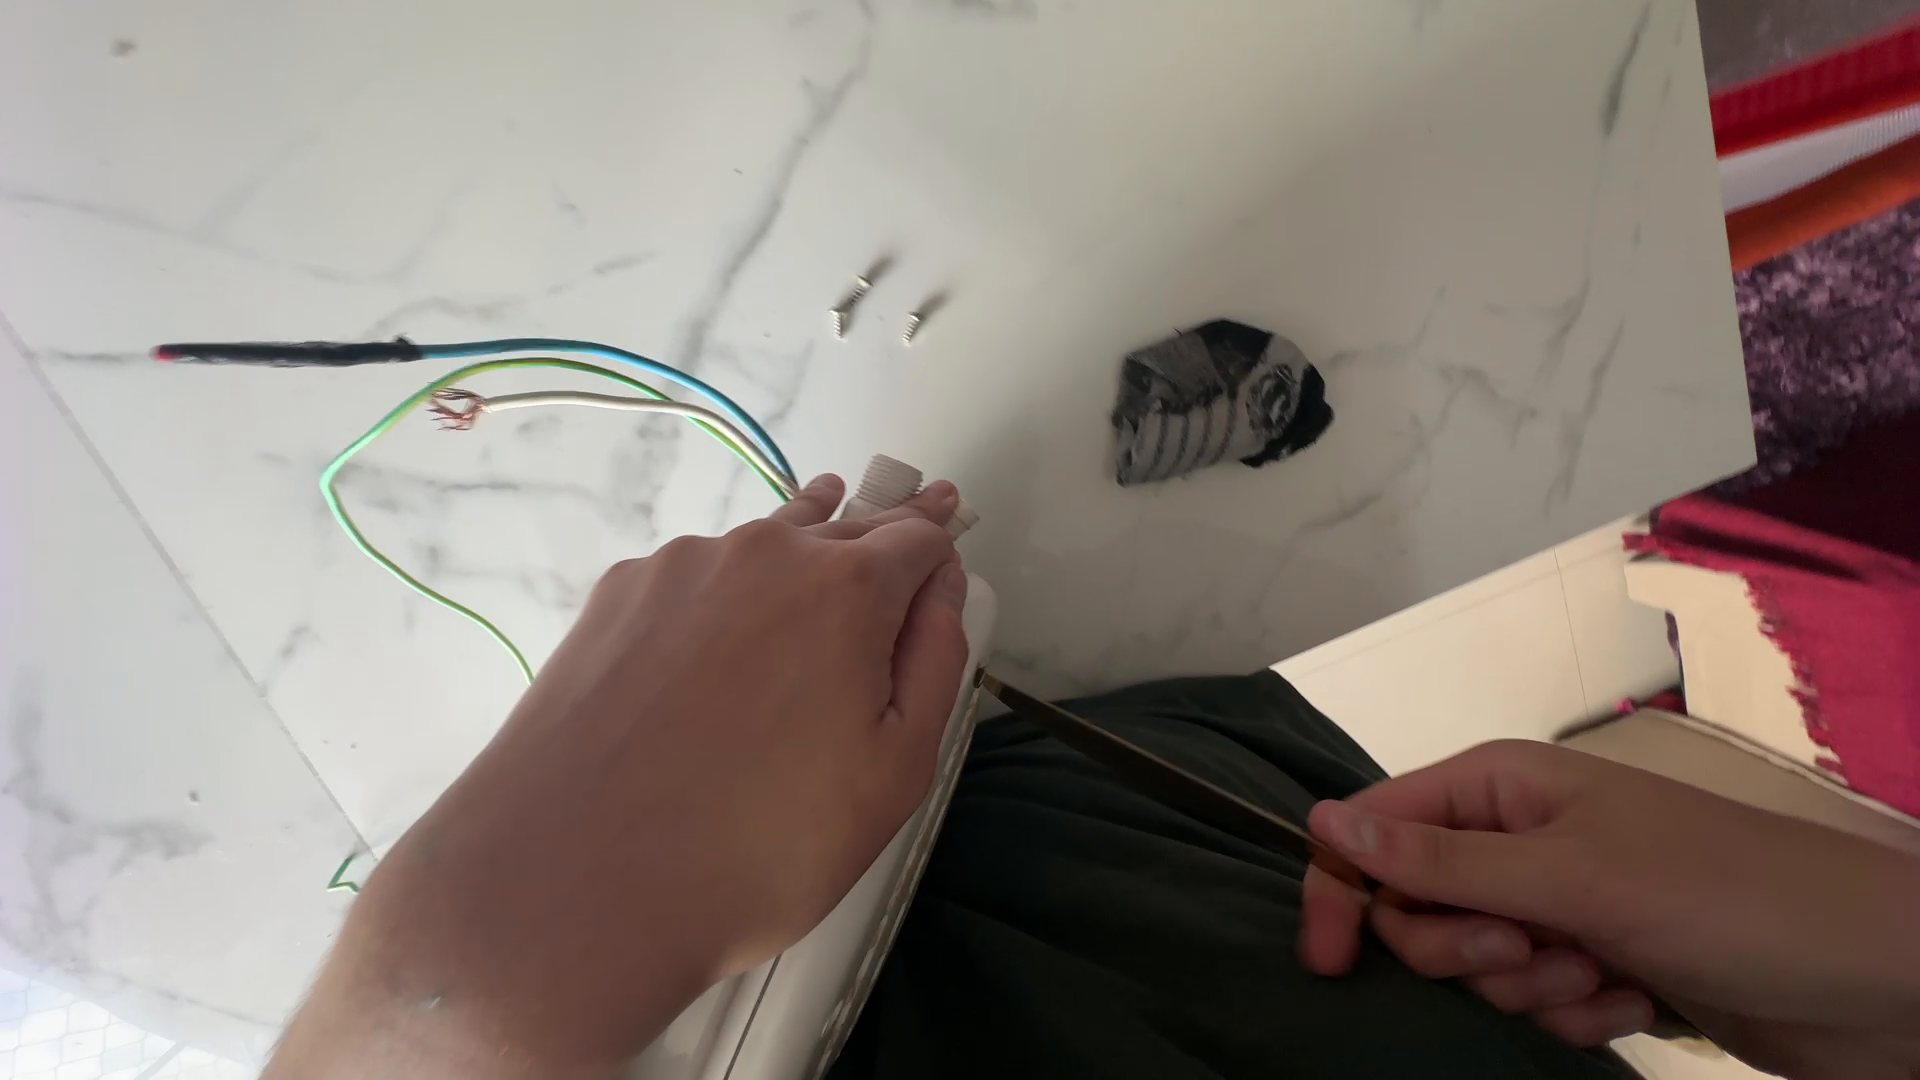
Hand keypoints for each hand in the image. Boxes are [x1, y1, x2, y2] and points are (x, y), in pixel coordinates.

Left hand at [269, 475, 972, 1078]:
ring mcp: (682, 566)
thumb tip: (940, 588)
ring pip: (768, 538)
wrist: (569, 888)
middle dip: (885, 526)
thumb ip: (935, 660)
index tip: (950, 524)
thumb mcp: (896, 769)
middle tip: (913, 511)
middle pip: (845, 524)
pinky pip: (700, 572)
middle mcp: (765, 552)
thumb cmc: (762, 842)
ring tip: (828, 513)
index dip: (939, 537)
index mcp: (845, 588)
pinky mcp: (618, 592)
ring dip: (807, 535)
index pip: (915, 535)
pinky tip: (724, 624)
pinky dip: (730, 581)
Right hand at [1298, 740, 1919, 1078]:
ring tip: (1597, 976)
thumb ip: (1438, 858)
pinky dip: (1567, 1006)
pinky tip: (1626, 998)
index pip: (1374, 828)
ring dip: (1524, 981)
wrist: (1897, 985)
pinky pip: (1524, 990)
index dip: (1341, 886)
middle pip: (1415, 899)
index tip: (1328, 960)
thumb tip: (1319, 822)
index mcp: (1489, 786)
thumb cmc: (1725, 896)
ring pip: (1467, 952)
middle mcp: (1503, 834)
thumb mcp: (1571, 876)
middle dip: (1461, 943)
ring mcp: (1543, 895)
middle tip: (1525, 954)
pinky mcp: (1580, 952)